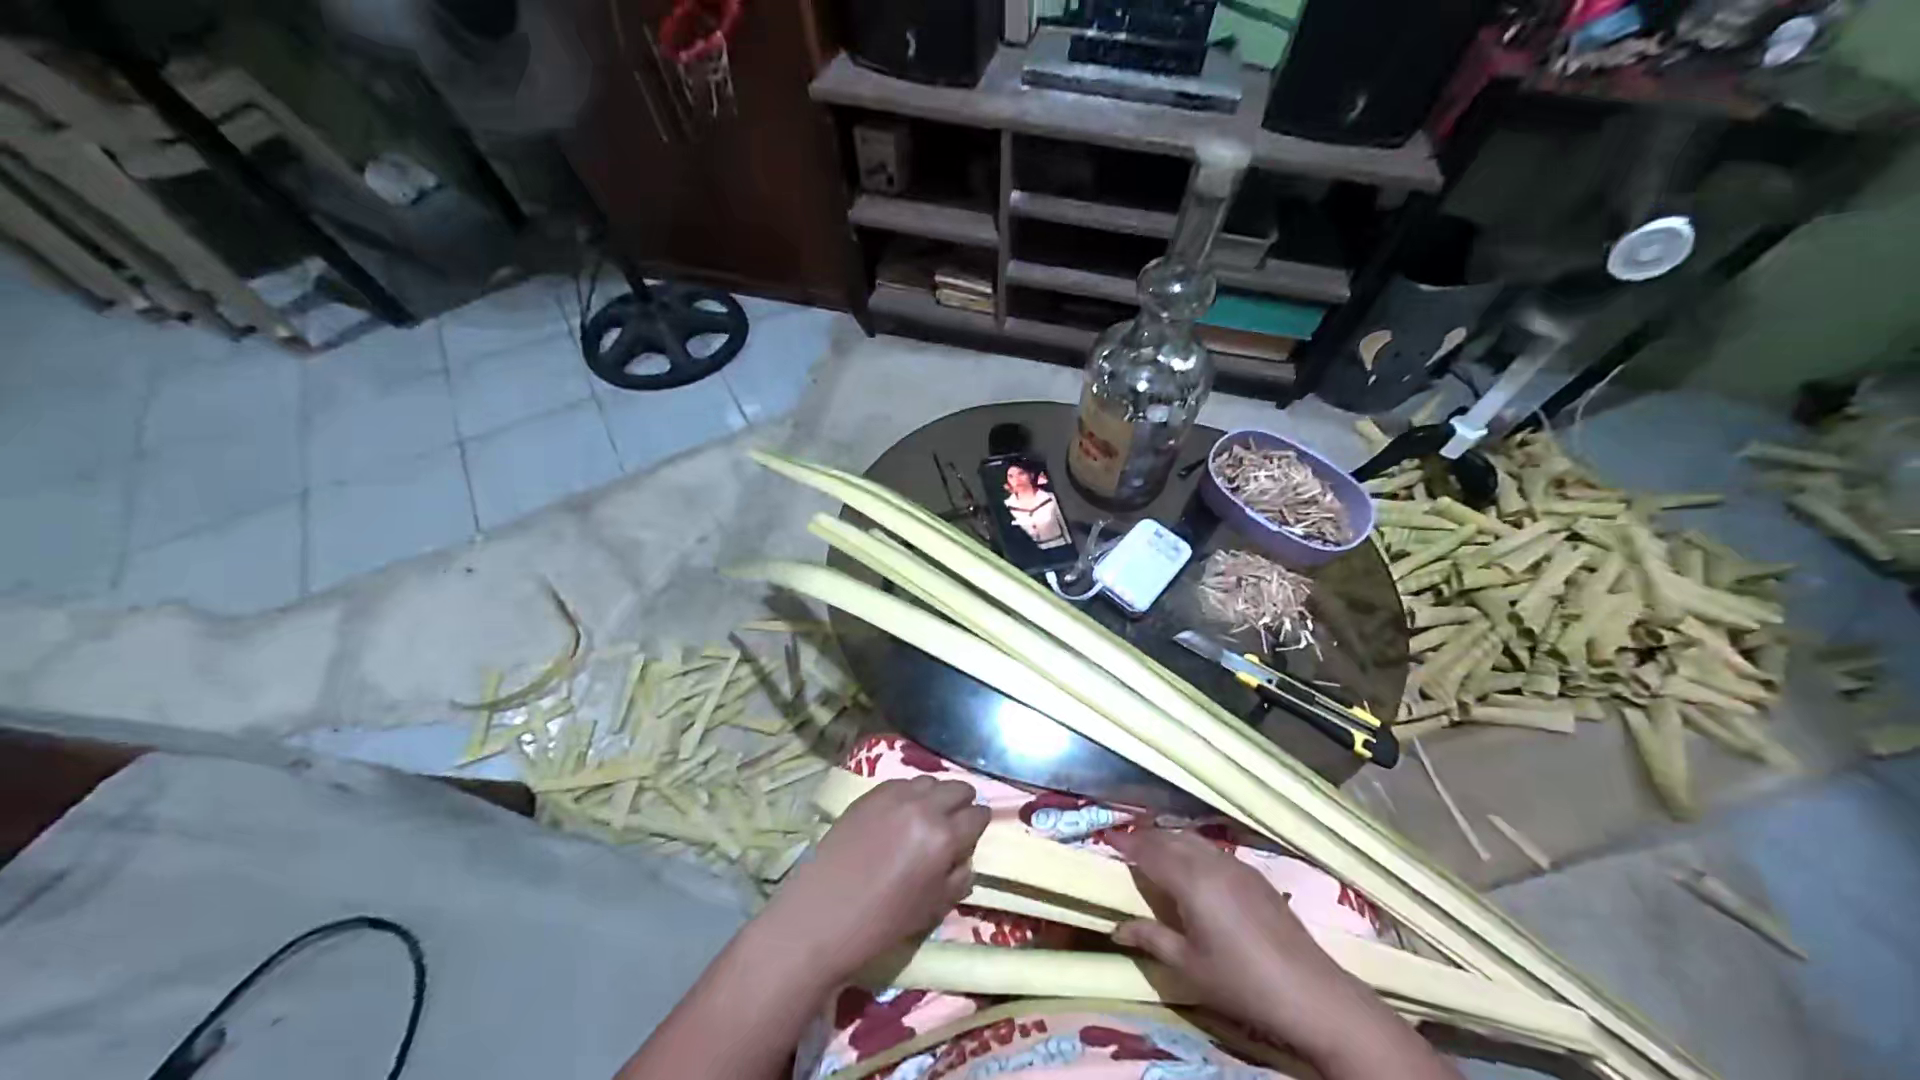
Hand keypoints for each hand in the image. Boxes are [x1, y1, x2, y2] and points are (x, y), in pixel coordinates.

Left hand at [759, 776, 988, 982]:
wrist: (821, 917)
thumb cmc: (882, 922)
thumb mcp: (934, 907)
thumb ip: (958, 876)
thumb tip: (964, 856)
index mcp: (944, 837)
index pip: (977, 815)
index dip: (980, 824)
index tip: (975, 833)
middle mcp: (923, 807)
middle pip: (958, 788)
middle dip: (963, 803)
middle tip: (956, 822)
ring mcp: (893, 796)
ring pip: (930, 781)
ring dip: (936, 795)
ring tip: (928, 816)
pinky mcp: (869, 794)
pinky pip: (901, 783)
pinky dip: (910, 794)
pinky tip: (902, 813)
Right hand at [1107, 828, 1395, 1061]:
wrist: (1311, 993)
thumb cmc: (1241, 982)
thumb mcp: (1188, 966)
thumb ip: (1150, 938)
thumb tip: (1116, 928)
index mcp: (1190, 880)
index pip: (1148, 850)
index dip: (1125, 842)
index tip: (1105, 838)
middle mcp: (1211, 862)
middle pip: (1170, 838)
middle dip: (1145, 837)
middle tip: (1124, 844)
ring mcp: (1237, 866)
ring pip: (1192, 840)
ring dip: (1169, 840)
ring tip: (1152, 851)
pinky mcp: (1255, 876)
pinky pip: (1212, 850)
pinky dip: (1191, 849)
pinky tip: (1190, 867)